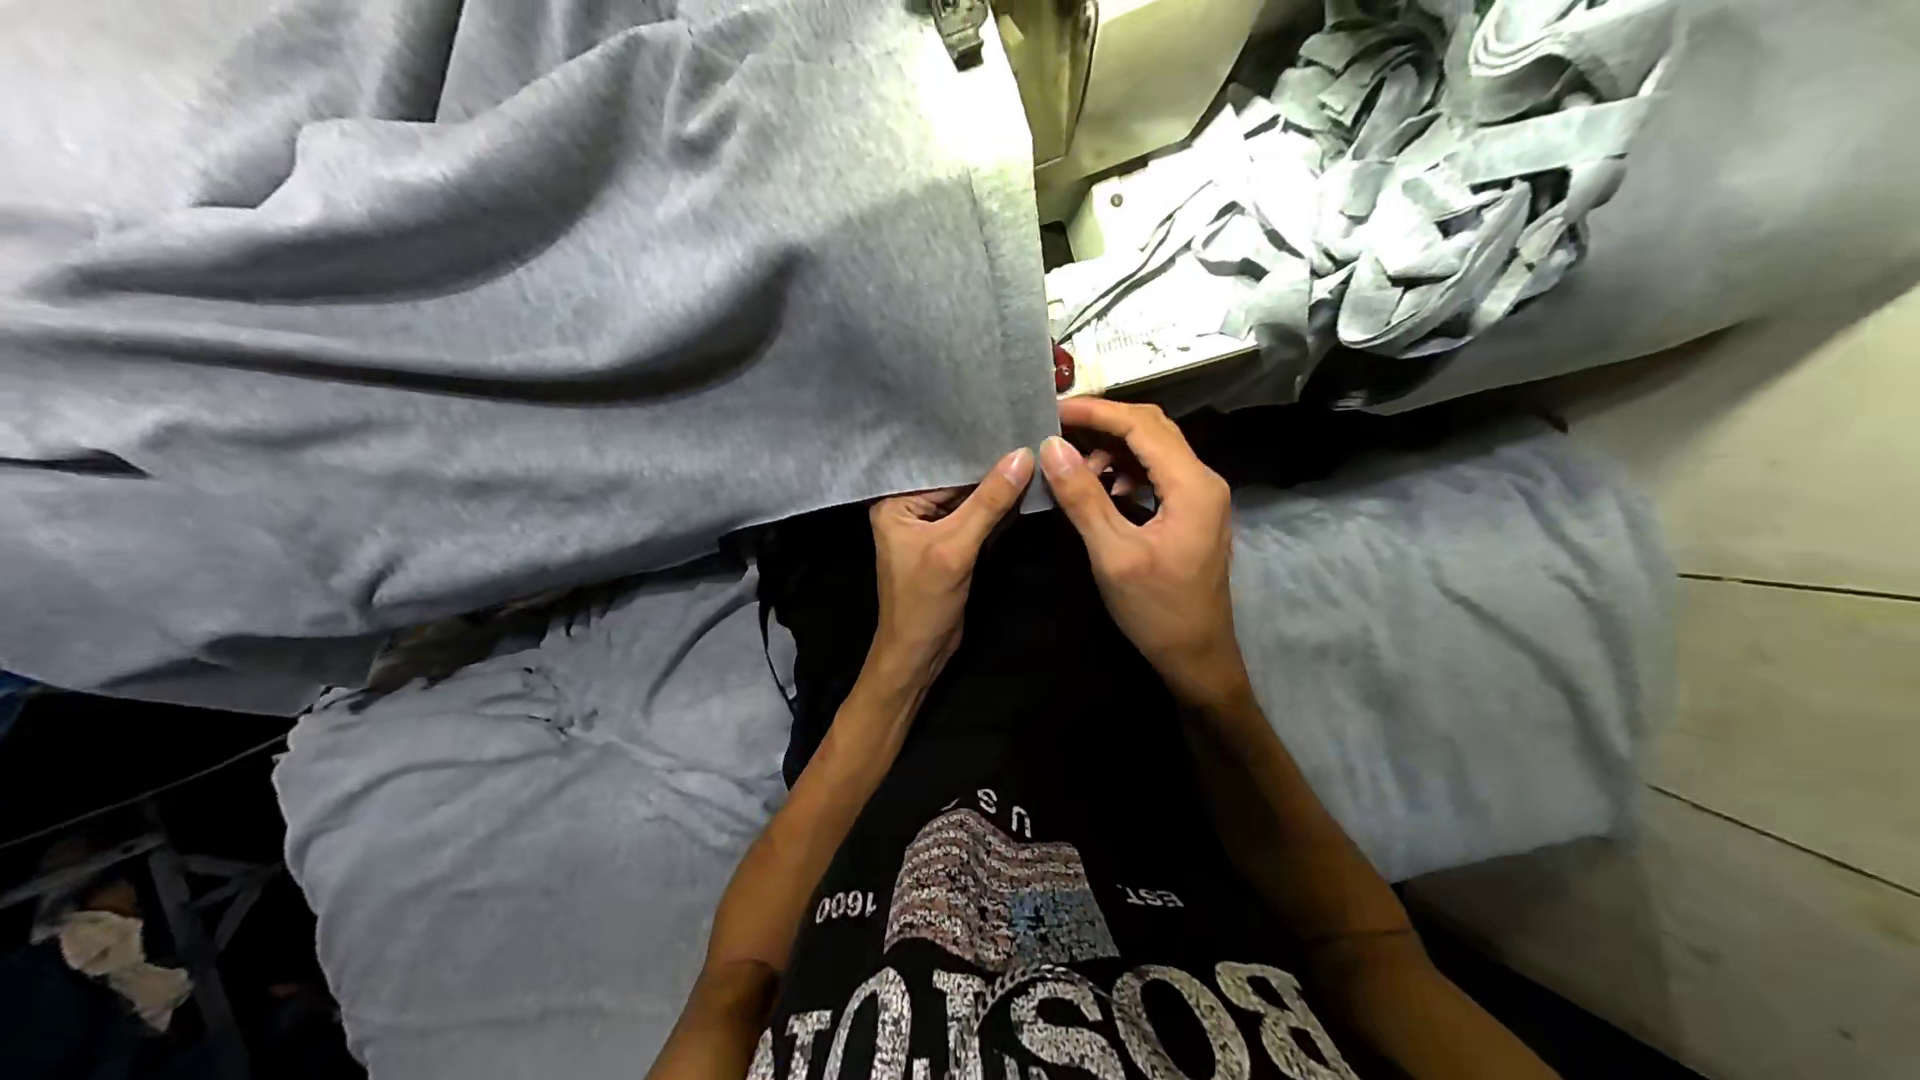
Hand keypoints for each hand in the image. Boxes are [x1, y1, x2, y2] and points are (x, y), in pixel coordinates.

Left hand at [867, 447, 1034, 682]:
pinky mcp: (949, 543)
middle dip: (989, 464)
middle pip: (955, 479)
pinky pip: (974, 517)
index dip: (975, 448)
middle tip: (1028, 433)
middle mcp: (909, 507)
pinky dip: (996, 508)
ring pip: (969, 498)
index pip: (940, 466)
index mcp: (895, 501)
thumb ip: (989, 502)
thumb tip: (1023, 455)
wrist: (919, 653)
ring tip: (1033, 453)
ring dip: (997, 485)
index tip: (1011, 424)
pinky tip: (1024, 487)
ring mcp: (930, 526)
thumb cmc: (924, 600)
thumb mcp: (956, 547)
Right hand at [1041, 399, 1249, 706]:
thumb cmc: (1157, 611)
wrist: (1196, 655)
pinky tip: (1103, 489)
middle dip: (1104, 422)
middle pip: (1152, 428)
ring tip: (1075, 467)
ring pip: (1154, 449)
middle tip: (1057, 428)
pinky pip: (1157, 473)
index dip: (1096, 412)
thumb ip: (1083, 498)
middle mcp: (1203, 480)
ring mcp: (1201, 496)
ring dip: (1114, 448)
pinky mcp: (1192, 511)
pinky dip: (1126, 470)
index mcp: (1192, 485)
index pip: (1141, 425)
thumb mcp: (1113, 555)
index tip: (1053, 410)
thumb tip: (1051, 448)